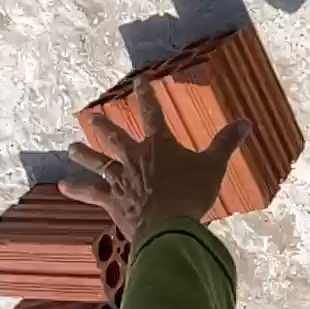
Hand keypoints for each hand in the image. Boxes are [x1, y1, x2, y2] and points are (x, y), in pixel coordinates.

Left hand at [62, 76, 251, 239]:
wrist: (168, 227)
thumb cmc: (192, 193)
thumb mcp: (214, 166)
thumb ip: (227, 142)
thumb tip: (247, 121)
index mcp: (160, 145)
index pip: (153, 113)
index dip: (146, 96)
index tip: (138, 81)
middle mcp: (136, 158)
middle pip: (116, 138)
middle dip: (105, 126)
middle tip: (91, 116)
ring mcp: (121, 180)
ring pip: (99, 163)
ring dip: (85, 155)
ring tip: (71, 148)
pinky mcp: (113, 202)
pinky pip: (92, 193)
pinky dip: (77, 190)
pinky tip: (63, 186)